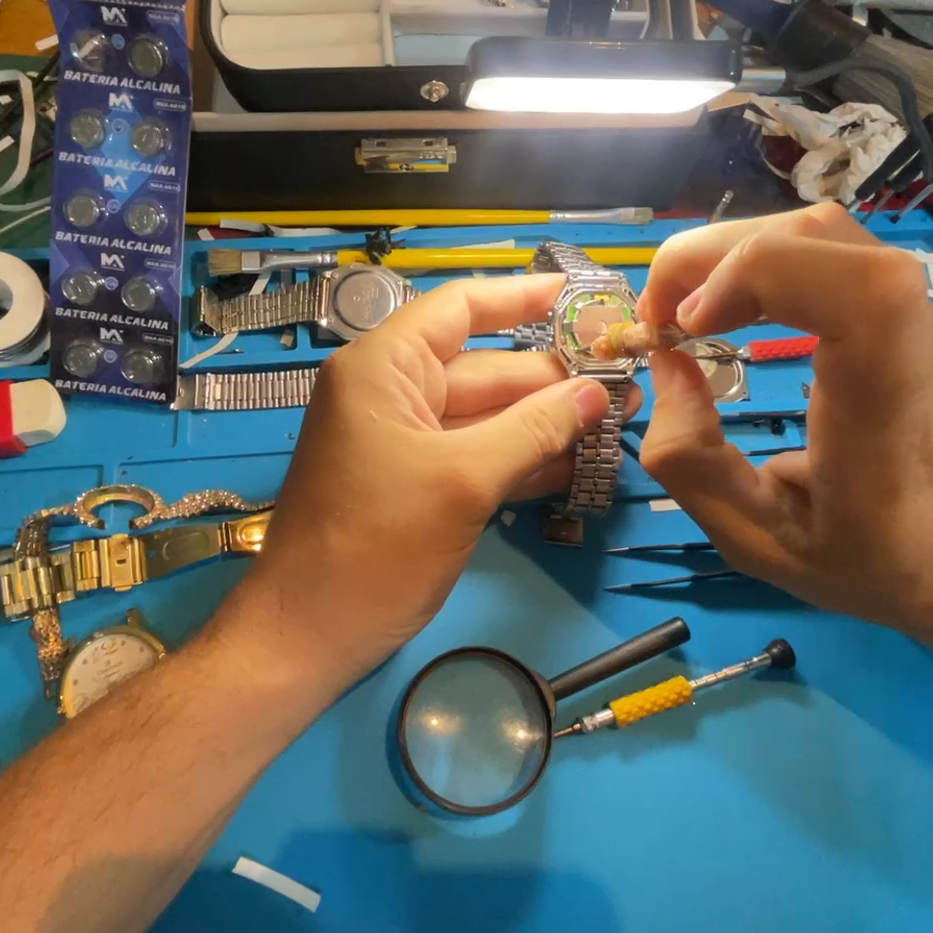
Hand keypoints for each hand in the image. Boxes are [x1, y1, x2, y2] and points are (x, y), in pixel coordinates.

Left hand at [217, 275, 625, 691]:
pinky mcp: (418, 484)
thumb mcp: (461, 480)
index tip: (579, 297)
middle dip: (552, 379)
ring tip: (615, 424)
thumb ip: (532, 430)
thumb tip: (596, 393)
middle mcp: (394, 393)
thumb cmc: (374, 545)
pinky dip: (520, 460)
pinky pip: (476, 456)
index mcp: (385, 368)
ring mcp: (406, 442)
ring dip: (545, 423)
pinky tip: (575, 467)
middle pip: (485, 368)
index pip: (460, 309)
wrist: (308, 635)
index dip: (521, 298)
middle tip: (624, 385)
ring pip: (487, 417)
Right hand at [637, 206, 932, 657]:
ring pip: (825, 232)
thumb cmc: (885, 565)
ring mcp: (924, 319)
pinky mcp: (915, 316)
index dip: (754, 276)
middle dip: (711, 257)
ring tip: (686, 309)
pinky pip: (835, 255)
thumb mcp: (761, 546)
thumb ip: (694, 464)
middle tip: (657, 315)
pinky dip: (764, 264)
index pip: (855, 287)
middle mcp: (916, 342)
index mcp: (887, 406)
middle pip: (820, 236)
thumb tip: (668, 367)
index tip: (685, 331)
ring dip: (733, 254)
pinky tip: (734, 312)